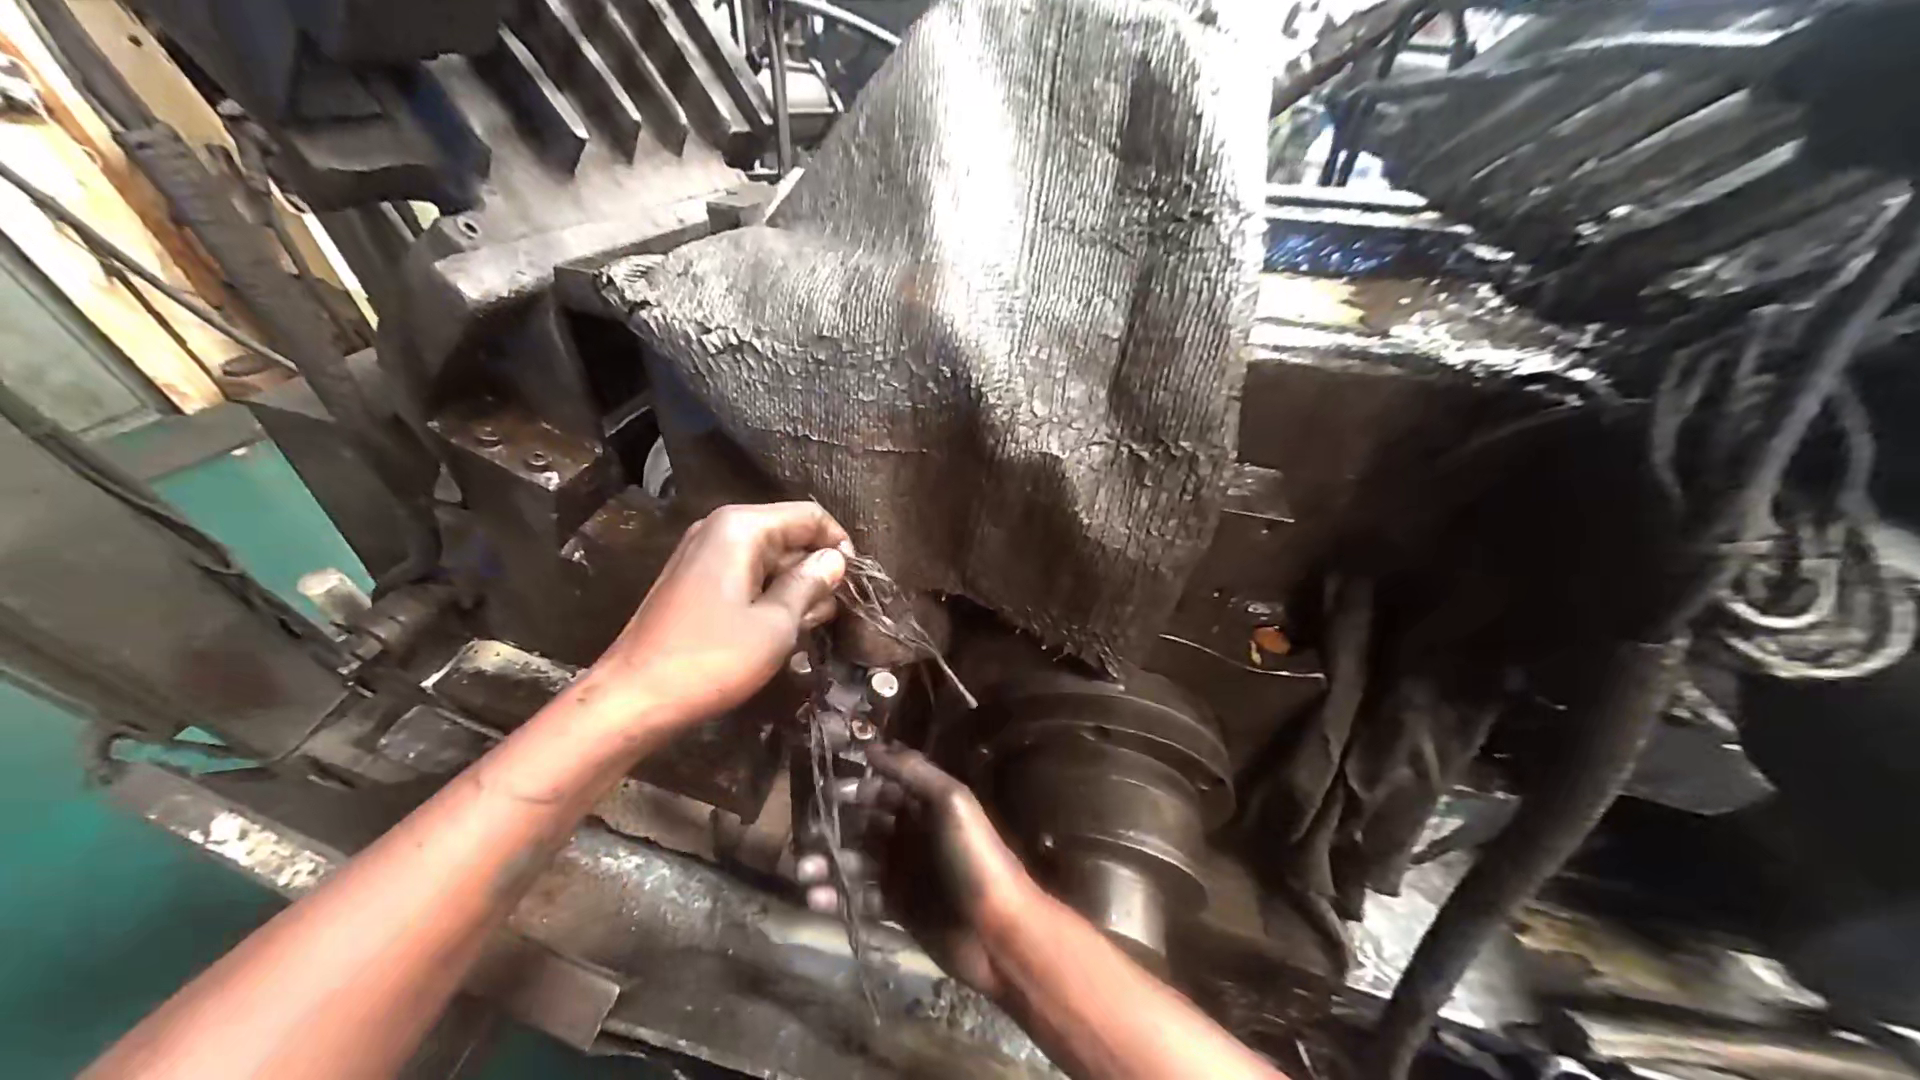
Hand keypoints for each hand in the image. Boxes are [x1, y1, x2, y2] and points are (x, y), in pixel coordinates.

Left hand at [584, 502, 849, 725]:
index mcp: (741, 528)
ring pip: (769, 557)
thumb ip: (809, 584)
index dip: (839, 545)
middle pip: (789, 534)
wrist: (633, 698)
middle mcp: (720, 529)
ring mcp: (703, 553)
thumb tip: (835, 560)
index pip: (810, 516)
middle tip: (830, 614)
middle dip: (816, 569)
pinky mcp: (695, 580)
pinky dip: (768, 595)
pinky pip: (746, 574)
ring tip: (805, 628)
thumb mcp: (776, 624)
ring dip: (794, 587)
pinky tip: (777, 629)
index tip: (853, 585)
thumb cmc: (711, 659)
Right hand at [799, 742, 1036, 996]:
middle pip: (865, 824)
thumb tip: (871, 747)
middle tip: (805, 834)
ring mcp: (904, 873)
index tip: (825, 791)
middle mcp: (912, 834)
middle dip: (834, 827)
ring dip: (829, 863)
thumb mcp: (951, 802)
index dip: (856, 787)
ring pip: (857, 860)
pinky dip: (837, 897)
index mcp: (927, 806)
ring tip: (804, 871)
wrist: (999, 932)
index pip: (884, 788)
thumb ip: (913, 771)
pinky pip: (861, 897)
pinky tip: (816, 899)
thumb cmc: (975, 857)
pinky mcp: (899, 910)